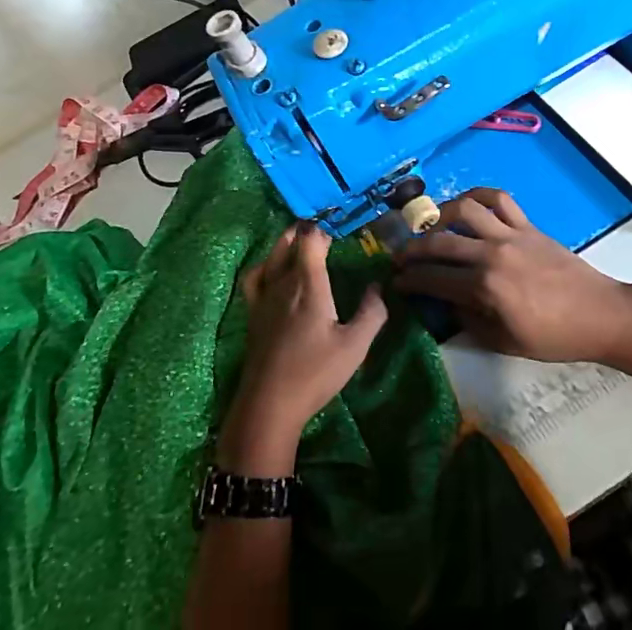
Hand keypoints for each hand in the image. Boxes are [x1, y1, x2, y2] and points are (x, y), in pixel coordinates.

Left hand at [225, 224, 386, 473]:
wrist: (269, 406)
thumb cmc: (315, 373)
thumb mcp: (355, 345)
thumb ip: (372, 312)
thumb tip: (378, 287)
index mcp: (309, 285)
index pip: (310, 240)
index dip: (322, 228)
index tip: (338, 226)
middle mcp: (283, 284)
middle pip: (289, 243)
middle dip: (305, 232)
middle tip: (324, 232)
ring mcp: (264, 298)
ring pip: (270, 257)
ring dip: (285, 244)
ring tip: (299, 242)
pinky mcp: (253, 314)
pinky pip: (254, 278)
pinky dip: (265, 265)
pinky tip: (272, 272)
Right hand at [395, 189, 631, 364]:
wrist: (599, 314)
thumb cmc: (553, 336)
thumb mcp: (504, 342)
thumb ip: (469, 320)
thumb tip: (447, 302)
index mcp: (484, 288)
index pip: (433, 278)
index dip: (408, 280)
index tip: (394, 281)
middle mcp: (492, 254)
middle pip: (439, 242)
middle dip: (412, 249)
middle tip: (400, 257)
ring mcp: (511, 234)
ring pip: (466, 209)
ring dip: (441, 215)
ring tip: (433, 227)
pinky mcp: (528, 225)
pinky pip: (500, 199)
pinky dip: (479, 196)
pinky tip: (468, 205)